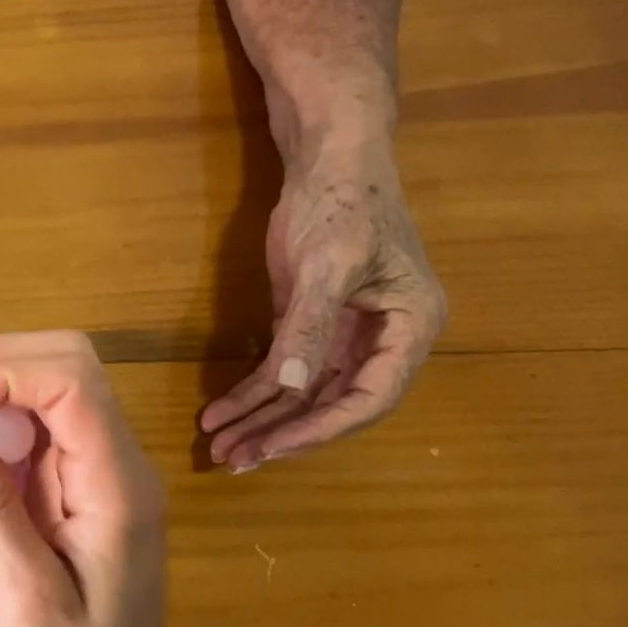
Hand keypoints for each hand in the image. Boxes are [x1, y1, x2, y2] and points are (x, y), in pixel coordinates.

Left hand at [201, 137, 446, 470]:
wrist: (326, 164)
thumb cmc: (341, 206)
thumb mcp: (328, 265)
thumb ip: (311, 327)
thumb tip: (294, 386)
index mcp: (409, 329)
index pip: (368, 399)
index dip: (318, 429)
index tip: (271, 448)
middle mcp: (381, 342)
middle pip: (330, 405)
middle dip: (281, 435)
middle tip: (233, 462)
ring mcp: (343, 337)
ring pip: (302, 395)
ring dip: (260, 422)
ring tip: (218, 449)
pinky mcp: (308, 328)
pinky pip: (280, 372)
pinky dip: (250, 393)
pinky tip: (219, 413)